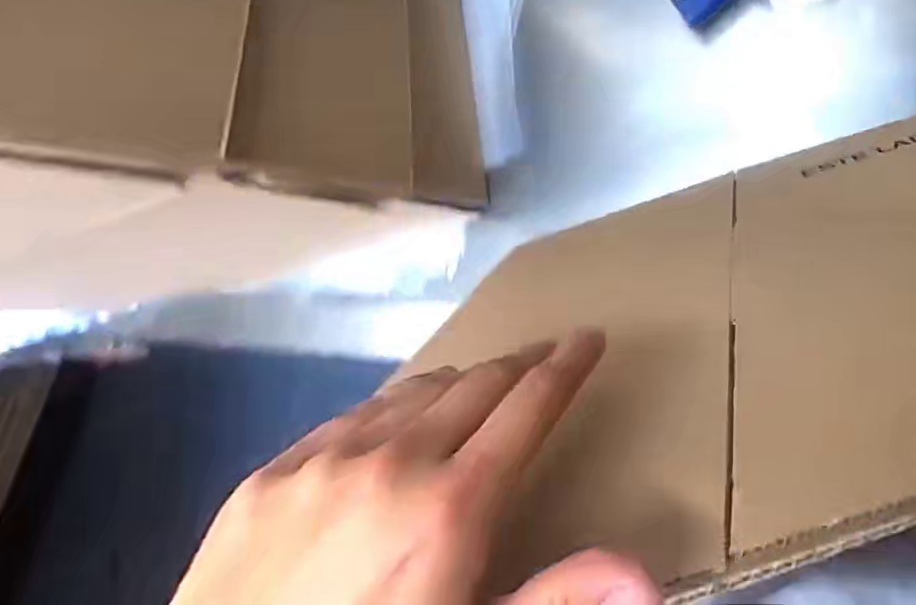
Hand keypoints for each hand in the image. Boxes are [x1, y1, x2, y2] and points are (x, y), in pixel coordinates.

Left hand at [171, 328, 659, 604]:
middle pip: (481, 383)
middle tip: (545, 361)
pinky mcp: (265, 478)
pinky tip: (396, 428)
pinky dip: (394, 409)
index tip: (591, 337)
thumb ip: (559, 596)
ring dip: (461, 384)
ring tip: (477, 391)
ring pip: (420, 389)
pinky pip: (354, 415)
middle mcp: (395, 462)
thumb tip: (650, 578)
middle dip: (522, 365)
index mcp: (453, 504)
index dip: (568, 364)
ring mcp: (323, 463)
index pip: (531, 404)